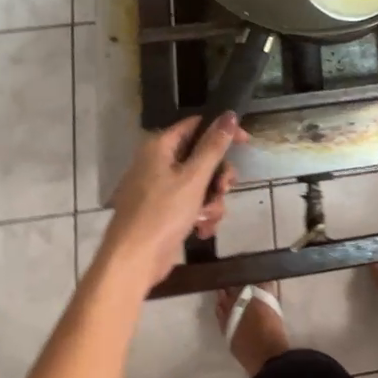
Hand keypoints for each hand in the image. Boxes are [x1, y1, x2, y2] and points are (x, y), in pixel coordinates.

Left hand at [99, 113, 244, 290]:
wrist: (132, 263)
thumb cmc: (162, 214)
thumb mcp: (194, 178)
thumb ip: (213, 146)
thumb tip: (229, 114)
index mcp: (159, 147)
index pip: (197, 125)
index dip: (221, 131)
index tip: (245, 142)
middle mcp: (157, 163)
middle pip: (201, 157)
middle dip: (218, 176)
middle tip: (225, 188)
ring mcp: (158, 189)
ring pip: (199, 184)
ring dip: (211, 200)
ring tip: (208, 216)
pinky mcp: (162, 212)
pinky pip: (190, 204)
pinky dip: (199, 215)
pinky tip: (202, 230)